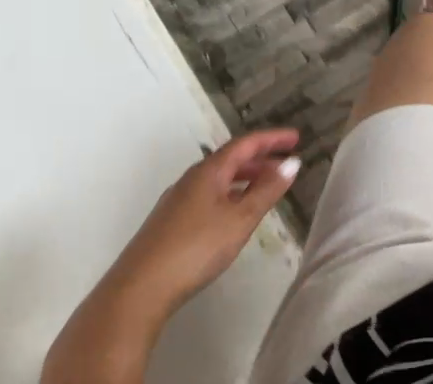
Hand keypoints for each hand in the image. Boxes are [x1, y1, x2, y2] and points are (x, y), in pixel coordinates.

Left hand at [103, 129, 301, 318]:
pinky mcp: (168, 224)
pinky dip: (230, 194)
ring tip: (267, 188)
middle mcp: (190, 181)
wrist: (136, 293)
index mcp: (208, 172)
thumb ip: (268, 190)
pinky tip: (235, 213)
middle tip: (286, 165)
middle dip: (261, 159)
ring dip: (245, 178)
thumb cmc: (195, 249)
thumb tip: (292, 162)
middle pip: (230, 159)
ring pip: (217, 180)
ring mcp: (175, 203)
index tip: (297, 138)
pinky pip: (207, 196)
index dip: (272, 138)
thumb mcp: (240, 219)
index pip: (246, 144)